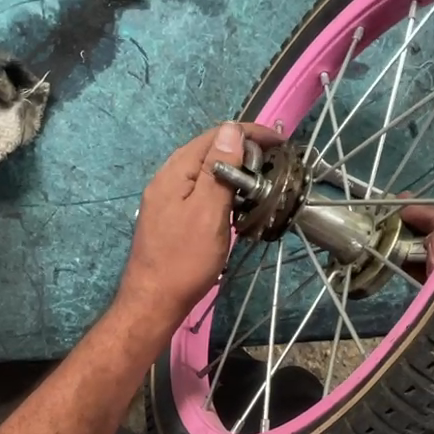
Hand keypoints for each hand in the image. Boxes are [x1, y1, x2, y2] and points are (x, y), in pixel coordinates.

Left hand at [113, 122, 278, 335]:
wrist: (153, 303)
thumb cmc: (184, 260)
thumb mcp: (207, 211)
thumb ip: (219, 169)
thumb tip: (232, 130)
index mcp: (175, 172)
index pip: (215, 136)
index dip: (249, 133)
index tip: (280, 142)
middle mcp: (166, 180)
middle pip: (208, 152)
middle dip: (242, 151)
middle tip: (274, 164)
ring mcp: (165, 201)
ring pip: (203, 174)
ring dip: (232, 173)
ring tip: (259, 183)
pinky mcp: (169, 219)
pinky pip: (198, 194)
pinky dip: (220, 193)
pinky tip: (234, 206)